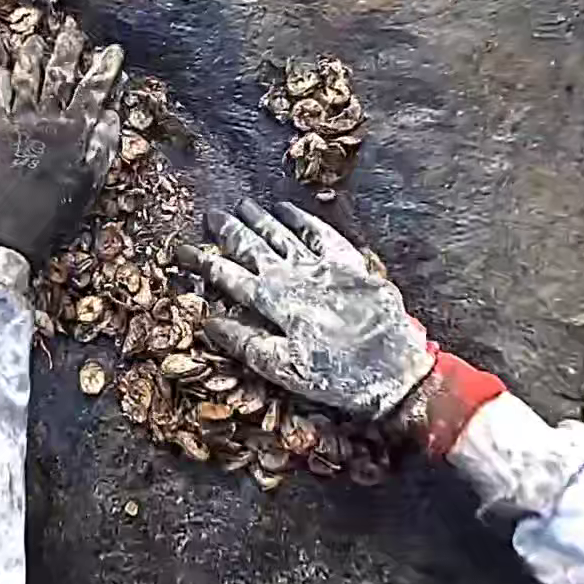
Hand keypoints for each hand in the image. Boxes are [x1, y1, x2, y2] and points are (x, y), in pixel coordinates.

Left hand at [0, 21, 123, 270]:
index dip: (104, 70)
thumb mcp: (90, 183)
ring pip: (27, 81)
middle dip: (68, 52)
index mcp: (73, 131)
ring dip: (32, 58)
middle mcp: (46, 120)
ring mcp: (19, 123)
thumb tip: (111, 116)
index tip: (113, 50)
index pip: (92, 93)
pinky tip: (1, 70)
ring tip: (35, 39)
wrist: (12, 225)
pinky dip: (0, 85)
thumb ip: (102, 148)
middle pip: (59, 77)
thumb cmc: (57, 210)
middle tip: (73, 31)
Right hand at [177, 200, 506, 452]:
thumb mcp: (286, 371)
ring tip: (242, 204)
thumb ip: (246, 343)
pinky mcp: (351, 265)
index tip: (182, 248)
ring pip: (283, 235)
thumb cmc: (339, 379)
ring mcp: (323, 267)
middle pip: (254, 248)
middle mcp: (294, 278)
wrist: (401, 375)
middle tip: (211, 214)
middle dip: (229, 230)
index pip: (228, 277)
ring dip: (260, 219)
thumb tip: (210, 321)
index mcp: (275, 304)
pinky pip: (322, 234)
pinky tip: (288, 208)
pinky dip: (303, 220)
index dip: (203, 261)